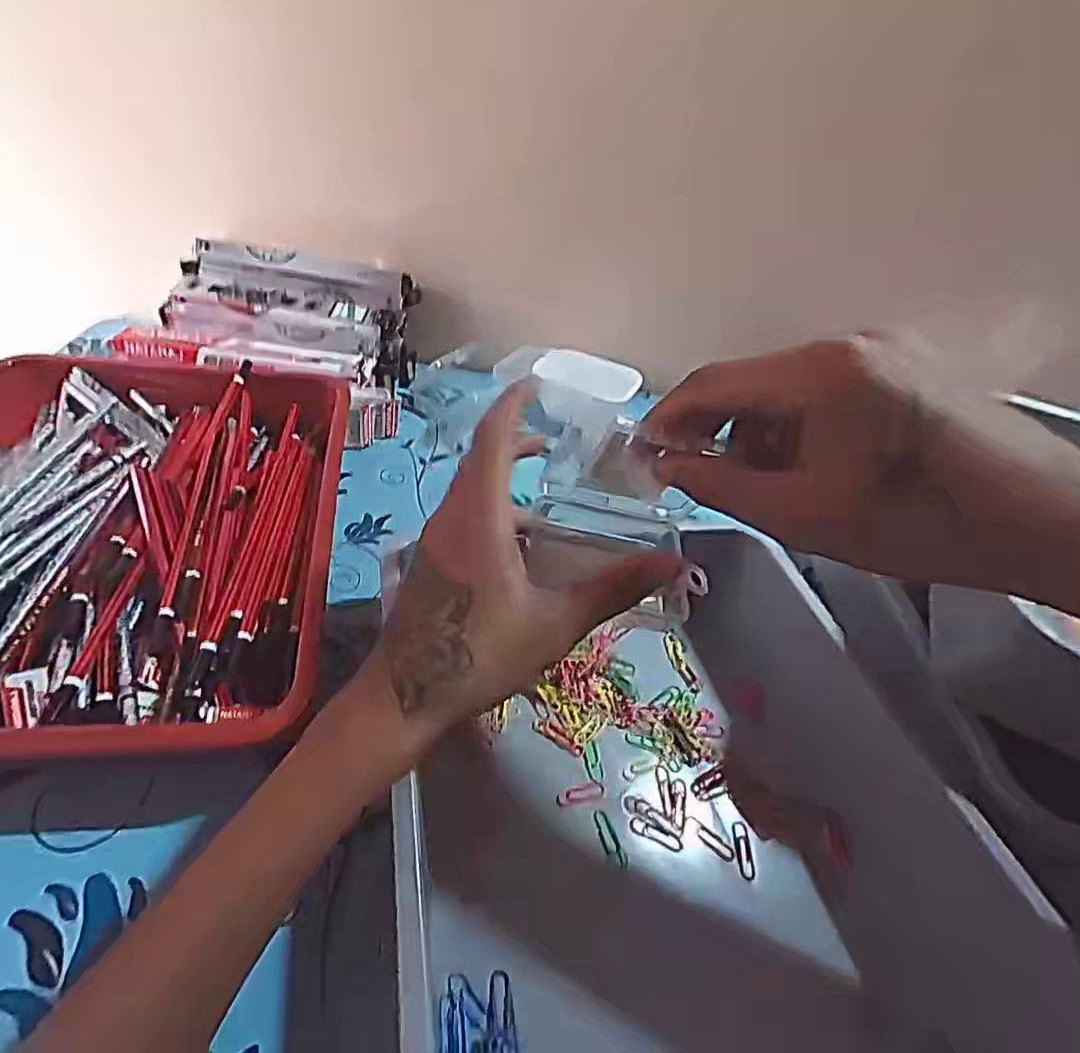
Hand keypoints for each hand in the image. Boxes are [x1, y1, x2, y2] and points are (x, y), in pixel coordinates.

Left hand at [368, 380, 680, 750]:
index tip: (533, 386)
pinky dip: (489, 510)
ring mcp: (433, 539)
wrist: (406, 694)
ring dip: (500, 480)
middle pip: (477, 461)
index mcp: (480, 520)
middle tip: (548, 441)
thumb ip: (613, 589)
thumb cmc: (481, 656)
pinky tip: (516, 548)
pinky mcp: (428, 560)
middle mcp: (451, 519)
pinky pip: (460, 516)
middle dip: (512, 441)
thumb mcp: (555, 623)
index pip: (491, 442)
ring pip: (467, 490)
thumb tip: (672, 565)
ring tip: (540, 498)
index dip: (511, 407)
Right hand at [642, 331, 1079, 596]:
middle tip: (693, 479)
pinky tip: (802, 470)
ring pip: (780, 390)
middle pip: (746, 383)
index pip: (713, 382)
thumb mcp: (802, 514)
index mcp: (821, 373)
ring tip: (756, 486)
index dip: (667, 419)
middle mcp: (847, 346)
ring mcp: (880, 352)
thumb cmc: (923, 526)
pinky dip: (793, 431)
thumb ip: (719, 485)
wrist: (1051, 524)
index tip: (642, 455)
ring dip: (752, 435)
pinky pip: (819, 394)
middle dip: (711, 432)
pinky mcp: (902, 369)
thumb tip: (666, 464)